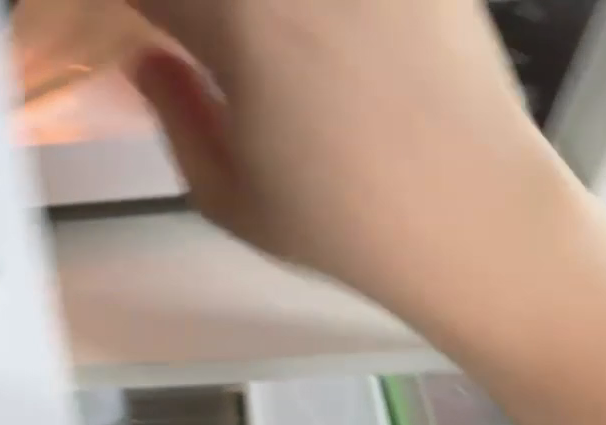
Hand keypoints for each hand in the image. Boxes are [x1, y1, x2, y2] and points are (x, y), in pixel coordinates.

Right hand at [127, 0, 590, 333]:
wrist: (466, 211)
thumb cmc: (338, 222)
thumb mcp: (227, 197)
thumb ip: (174, 117)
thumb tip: (151, 62)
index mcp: (243, 19)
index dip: (138, 15)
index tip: (149, 39)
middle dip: (201, 19)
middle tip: (201, 49)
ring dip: (254, 19)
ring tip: (259, 51)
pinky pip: (337, 2)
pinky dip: (309, 19)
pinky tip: (323, 49)